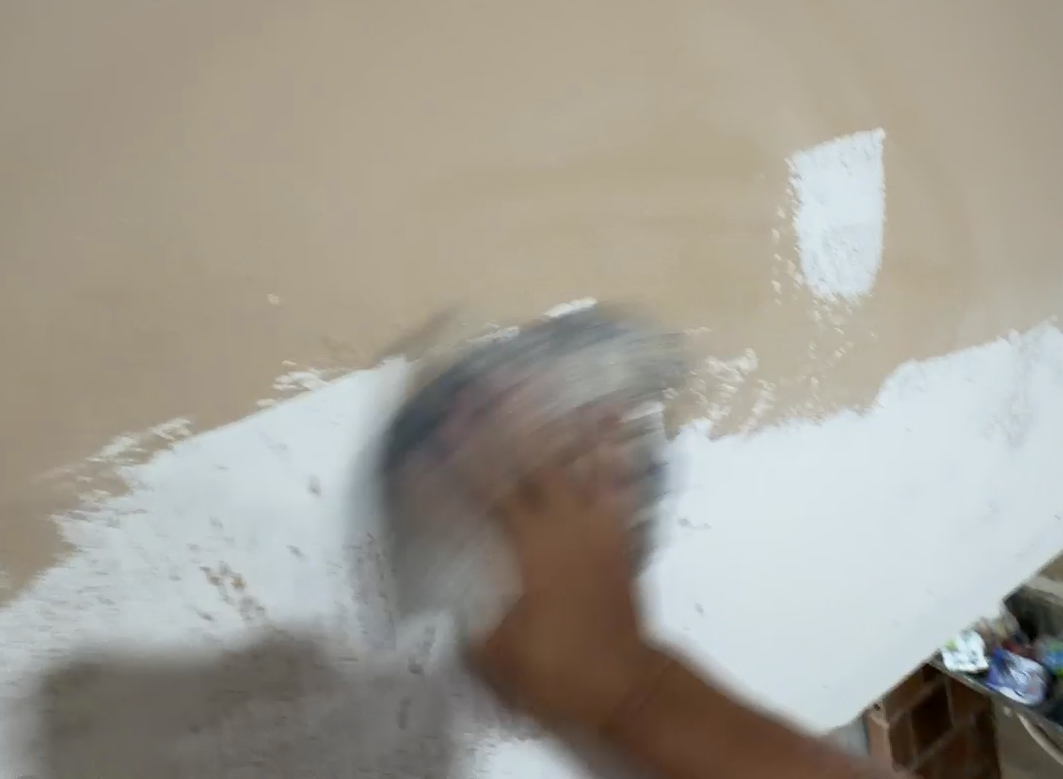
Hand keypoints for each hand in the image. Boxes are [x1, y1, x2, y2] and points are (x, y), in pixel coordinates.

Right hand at [464, 410, 663, 732]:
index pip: (490, 494)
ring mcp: (599, 521)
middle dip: (507, 425)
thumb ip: (474, 619)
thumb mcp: (498, 655)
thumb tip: (457, 597)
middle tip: (488, 391)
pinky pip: (619, 480)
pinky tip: (615, 417)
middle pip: (535, 461)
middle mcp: (567, 521)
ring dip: (566, 421)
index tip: (438, 436)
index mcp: (533, 546)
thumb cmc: (559, 667)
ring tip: (557, 382)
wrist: (625, 681)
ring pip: (582, 460)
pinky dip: (615, 447)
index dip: (461, 464)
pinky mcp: (620, 529)